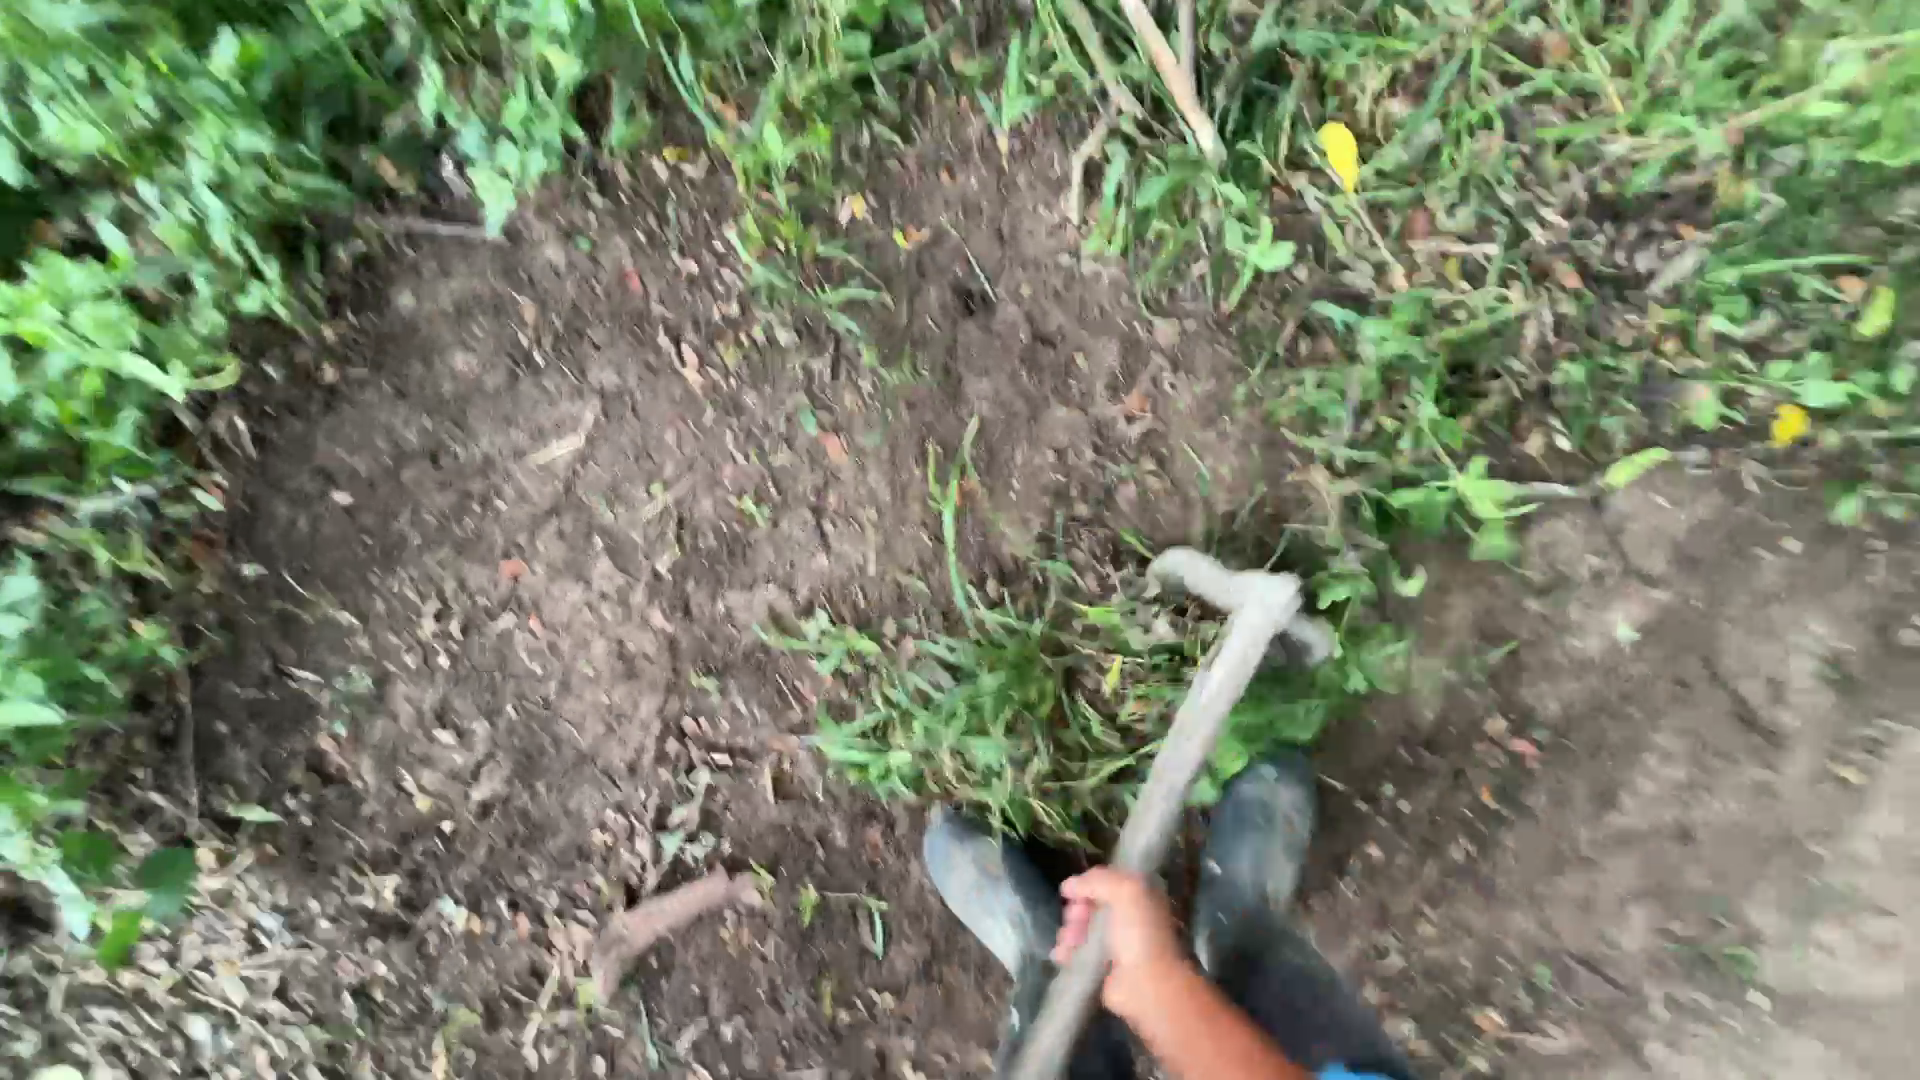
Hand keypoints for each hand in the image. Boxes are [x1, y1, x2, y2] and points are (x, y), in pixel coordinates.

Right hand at [1050, 866, 1190, 1018]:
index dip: (1085, 885)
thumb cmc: (1139, 934)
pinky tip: (1062, 955)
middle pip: (1089, 904)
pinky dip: (1066, 951)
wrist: (1147, 985)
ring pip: (1080, 928)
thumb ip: (1096, 880)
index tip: (1071, 894)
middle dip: (1076, 910)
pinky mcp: (1101, 967)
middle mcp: (1126, 916)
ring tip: (1067, 942)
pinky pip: (1077, 952)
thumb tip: (1069, 886)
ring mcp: (1113, 942)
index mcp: (1137, 895)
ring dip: (1069, 932)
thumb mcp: (1125, 891)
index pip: (1104, 881)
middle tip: (1073, 920)